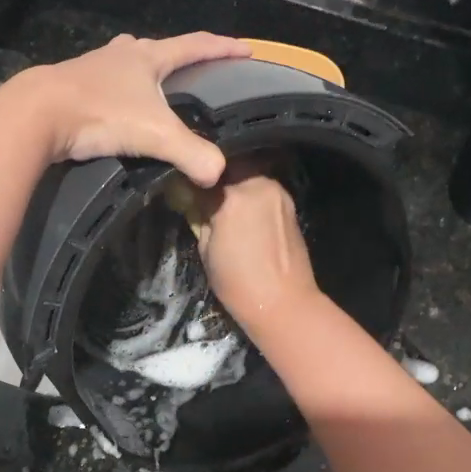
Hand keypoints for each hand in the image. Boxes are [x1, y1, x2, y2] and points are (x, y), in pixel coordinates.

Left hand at [11, 32, 251, 185]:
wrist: (39, 113)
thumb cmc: (101, 114)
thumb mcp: (154, 134)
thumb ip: (190, 152)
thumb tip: (217, 172)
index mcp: (148, 56)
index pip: (195, 46)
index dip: (222, 48)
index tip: (245, 49)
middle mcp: (121, 54)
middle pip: (158, 50)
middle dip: (179, 58)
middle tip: (195, 70)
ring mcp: (94, 68)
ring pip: (128, 65)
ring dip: (145, 75)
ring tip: (156, 91)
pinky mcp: (74, 88)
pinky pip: (107, 87)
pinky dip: (121, 95)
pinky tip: (118, 110)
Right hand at [194, 172, 319, 331]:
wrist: (284, 302)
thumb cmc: (238, 284)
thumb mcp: (206, 251)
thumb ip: (199, 218)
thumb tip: (192, 202)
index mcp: (233, 197)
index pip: (202, 176)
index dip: (189, 184)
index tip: (181, 192)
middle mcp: (258, 185)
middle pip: (228, 168)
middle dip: (214, 178)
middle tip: (202, 195)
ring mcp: (277, 192)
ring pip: (248, 175)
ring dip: (234, 184)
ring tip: (223, 203)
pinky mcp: (289, 203)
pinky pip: (262, 189)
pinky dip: (250, 194)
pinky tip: (243, 212)